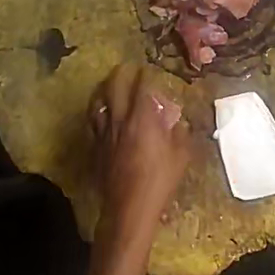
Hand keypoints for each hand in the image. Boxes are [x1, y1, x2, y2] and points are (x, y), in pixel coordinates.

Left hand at [89, 65, 192, 249]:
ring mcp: (104, 132)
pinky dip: (96, 111)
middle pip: (115, 87)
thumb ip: (180, 133)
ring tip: (108, 83)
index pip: (142, 86)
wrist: (129, 207)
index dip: (145, 75)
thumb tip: (178, 122)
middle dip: (121, 73)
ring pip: (99, 102)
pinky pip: (92, 122)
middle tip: (126, 67)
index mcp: (143, 118)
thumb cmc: (159, 181)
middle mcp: (120, 119)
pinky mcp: (95, 146)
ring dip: (104, 88)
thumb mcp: (181, 156)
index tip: (148, 69)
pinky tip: (98, 112)